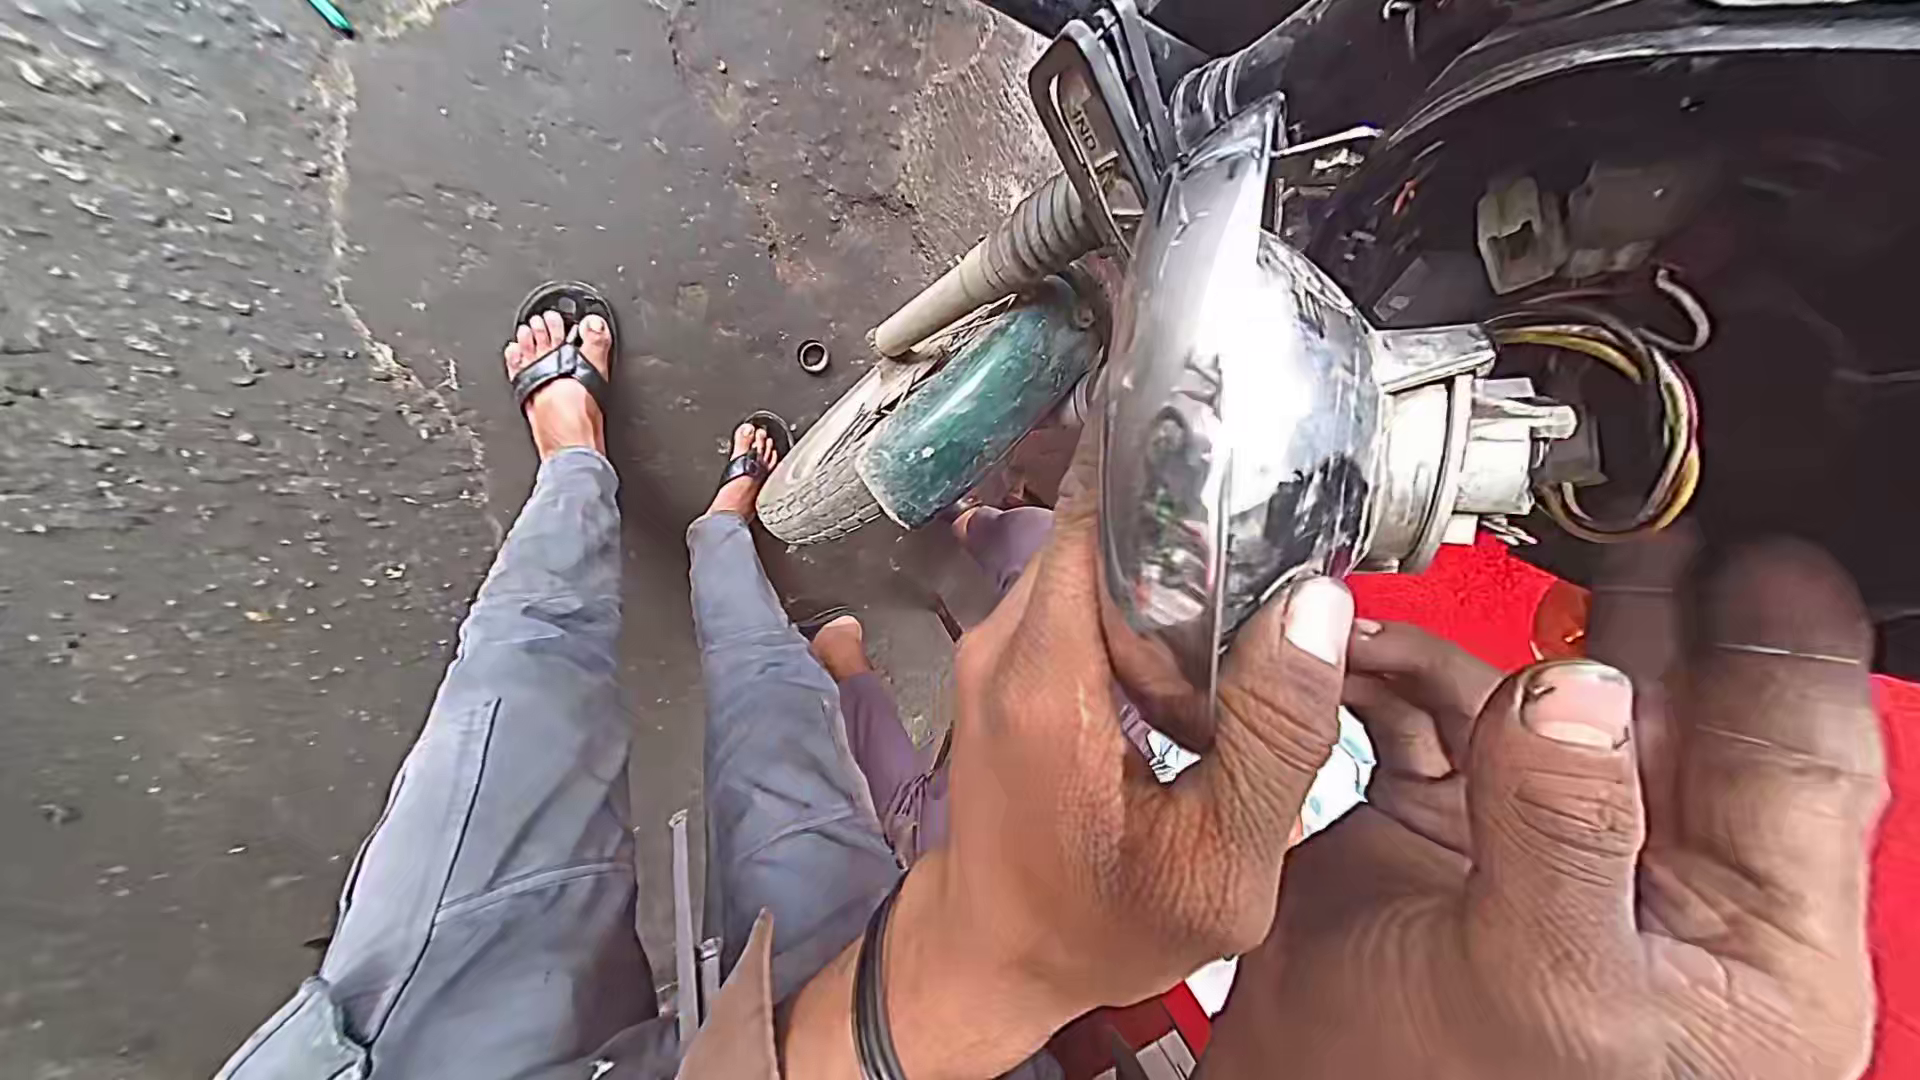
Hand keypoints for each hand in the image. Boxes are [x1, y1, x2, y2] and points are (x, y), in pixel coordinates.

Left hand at [782, 434, 1353, 1078]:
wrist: (995, 942)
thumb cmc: (1095, 921)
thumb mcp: (1219, 862)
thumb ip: (1275, 738)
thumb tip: (1314, 613)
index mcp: (1046, 680)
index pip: (1086, 521)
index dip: (1147, 474)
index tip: (1206, 444)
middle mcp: (1002, 647)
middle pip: (1090, 538)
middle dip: (1170, 543)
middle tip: (1246, 579)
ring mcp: (991, 652)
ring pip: (1079, 565)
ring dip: (1148, 584)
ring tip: (1210, 645)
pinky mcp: (998, 666)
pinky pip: (1065, 601)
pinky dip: (1120, 611)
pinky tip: (1166, 666)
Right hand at [1205, 538, 1886, 1079]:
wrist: (1313, 1074)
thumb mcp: (1546, 981)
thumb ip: (1564, 832)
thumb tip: (1574, 691)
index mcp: (1719, 919)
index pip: (1785, 757)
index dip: (1781, 646)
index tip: (1769, 550)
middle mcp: (1615, 850)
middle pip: (1639, 702)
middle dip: (1626, 614)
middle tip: (1614, 531)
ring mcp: (1508, 819)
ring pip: (1497, 695)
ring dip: (1438, 651)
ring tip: (1379, 627)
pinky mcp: (1420, 804)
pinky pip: (1406, 712)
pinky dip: (1372, 681)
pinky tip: (1341, 666)